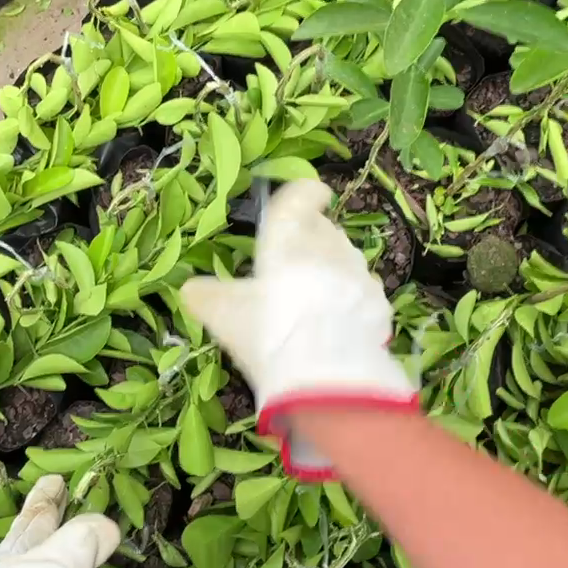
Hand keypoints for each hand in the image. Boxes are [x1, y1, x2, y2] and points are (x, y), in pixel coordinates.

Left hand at [0, 475, 119, 567]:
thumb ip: (73, 550)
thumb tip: (108, 525)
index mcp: (3, 557)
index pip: (32, 519)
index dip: (46, 497)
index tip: (56, 477)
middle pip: (28, 542)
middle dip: (45, 521)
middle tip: (62, 499)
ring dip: (49, 555)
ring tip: (65, 545)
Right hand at [181, 178, 416, 480]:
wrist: (326, 374)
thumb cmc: (268, 330)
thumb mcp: (223, 316)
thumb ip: (205, 297)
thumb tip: (191, 290)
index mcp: (288, 238)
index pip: (301, 196)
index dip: (304, 193)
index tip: (308, 196)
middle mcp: (327, 245)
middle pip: (322, 227)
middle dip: (312, 234)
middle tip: (295, 255)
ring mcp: (356, 273)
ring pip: (344, 256)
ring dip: (331, 264)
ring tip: (315, 292)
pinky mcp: (376, 302)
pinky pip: (361, 289)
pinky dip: (349, 296)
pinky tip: (337, 321)